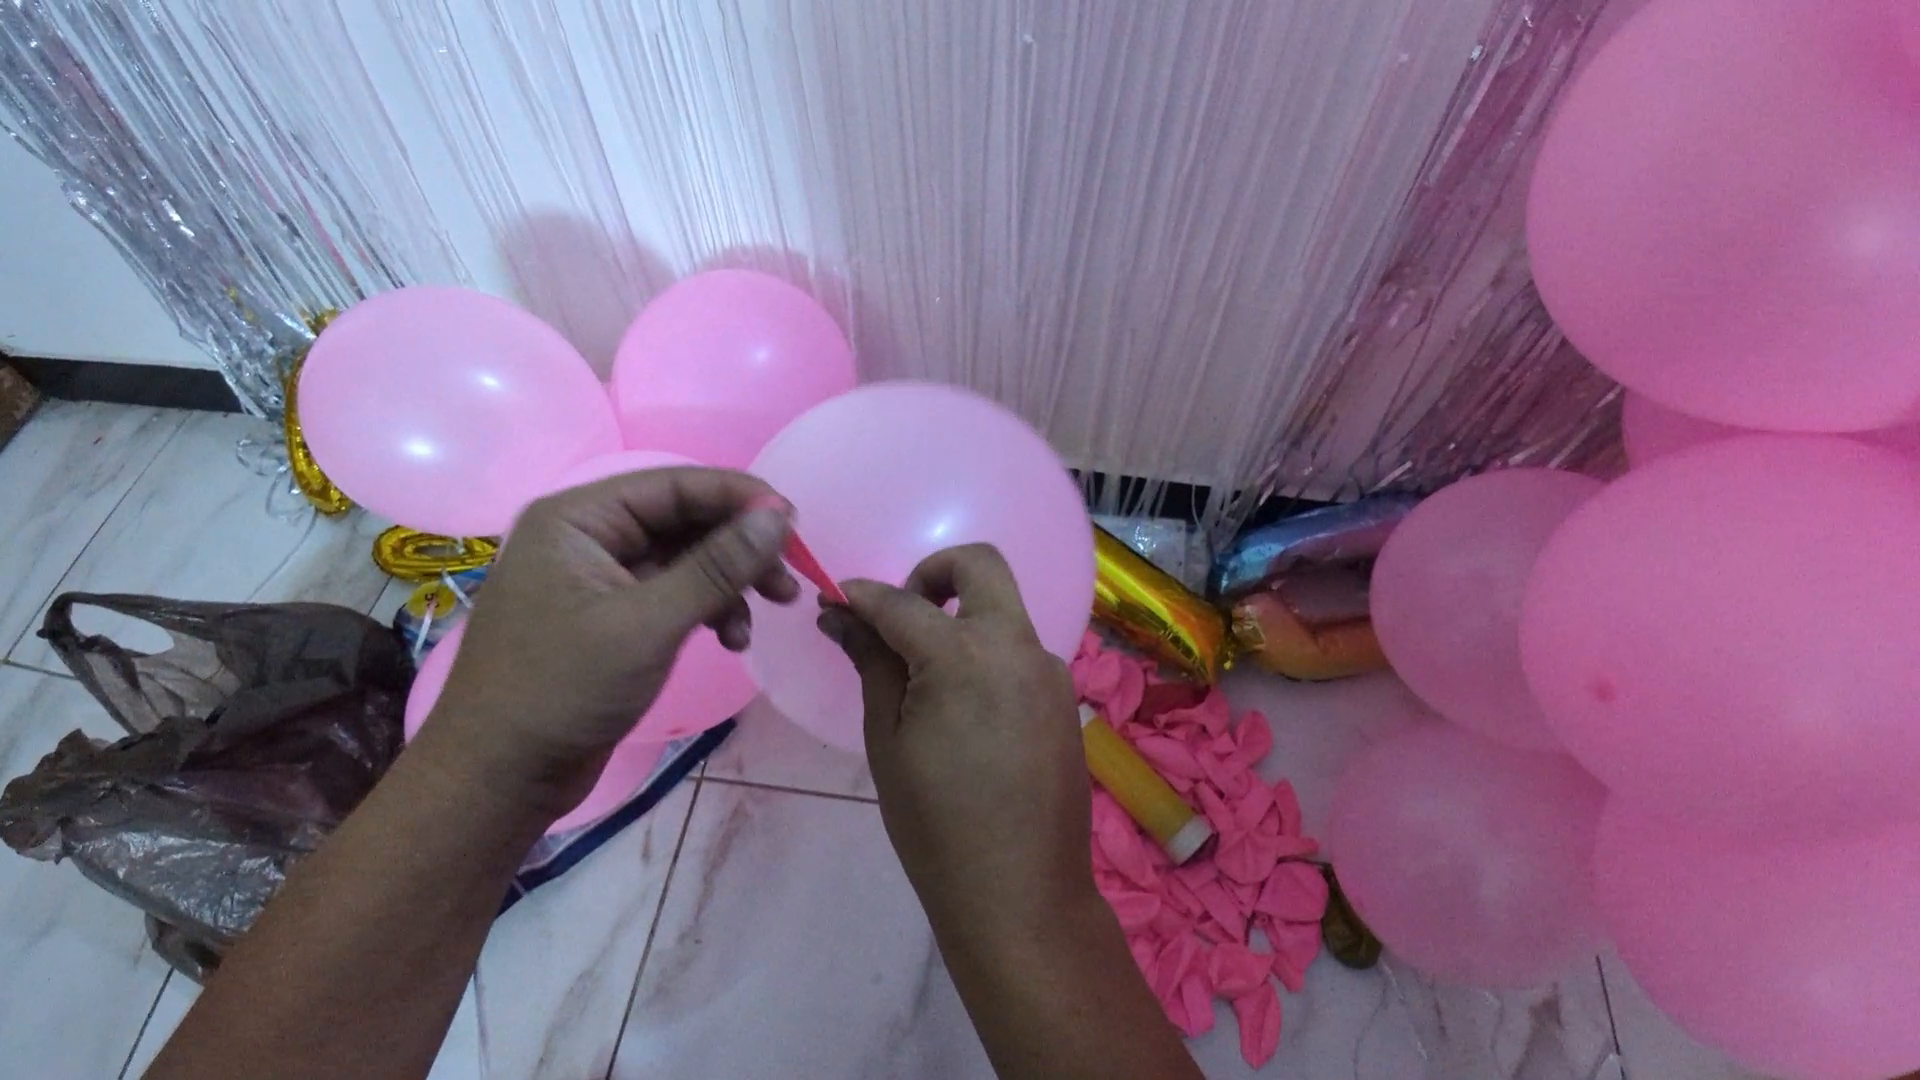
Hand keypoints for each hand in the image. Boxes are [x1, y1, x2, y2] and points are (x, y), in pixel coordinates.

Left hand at [423, 468, 797, 819]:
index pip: (674, 485)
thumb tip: (779, 515)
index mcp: (578, 519)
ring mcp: (599, 578)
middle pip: (684, 521)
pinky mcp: (612, 617)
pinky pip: (675, 594)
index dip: (739, 498)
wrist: (502, 776)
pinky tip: (732, 639)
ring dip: (731, 584)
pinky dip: (709, 610)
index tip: (795, 523)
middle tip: (789, 580)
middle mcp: (587, 537)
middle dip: (741, 549)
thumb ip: (719, 564)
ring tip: (769, 614)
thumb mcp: (651, 621)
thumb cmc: (565, 688)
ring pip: (686, 559)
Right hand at [818, 544, 1094, 941]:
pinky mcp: (1064, 696)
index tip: (836, 599)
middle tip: (902, 615)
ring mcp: (1049, 669)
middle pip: (980, 564)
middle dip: (933, 571)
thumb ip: (873, 663)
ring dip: (962, 616)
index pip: (902, 602)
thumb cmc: (936, 825)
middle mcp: (1016, 645)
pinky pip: (1019, 650)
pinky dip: (985, 652)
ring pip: (1003, 608)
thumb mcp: (888, 741)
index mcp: (964, 655)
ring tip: (927, 674)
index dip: (862, 595)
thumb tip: (841, 614)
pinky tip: (965, 707)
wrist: (1021, 894)